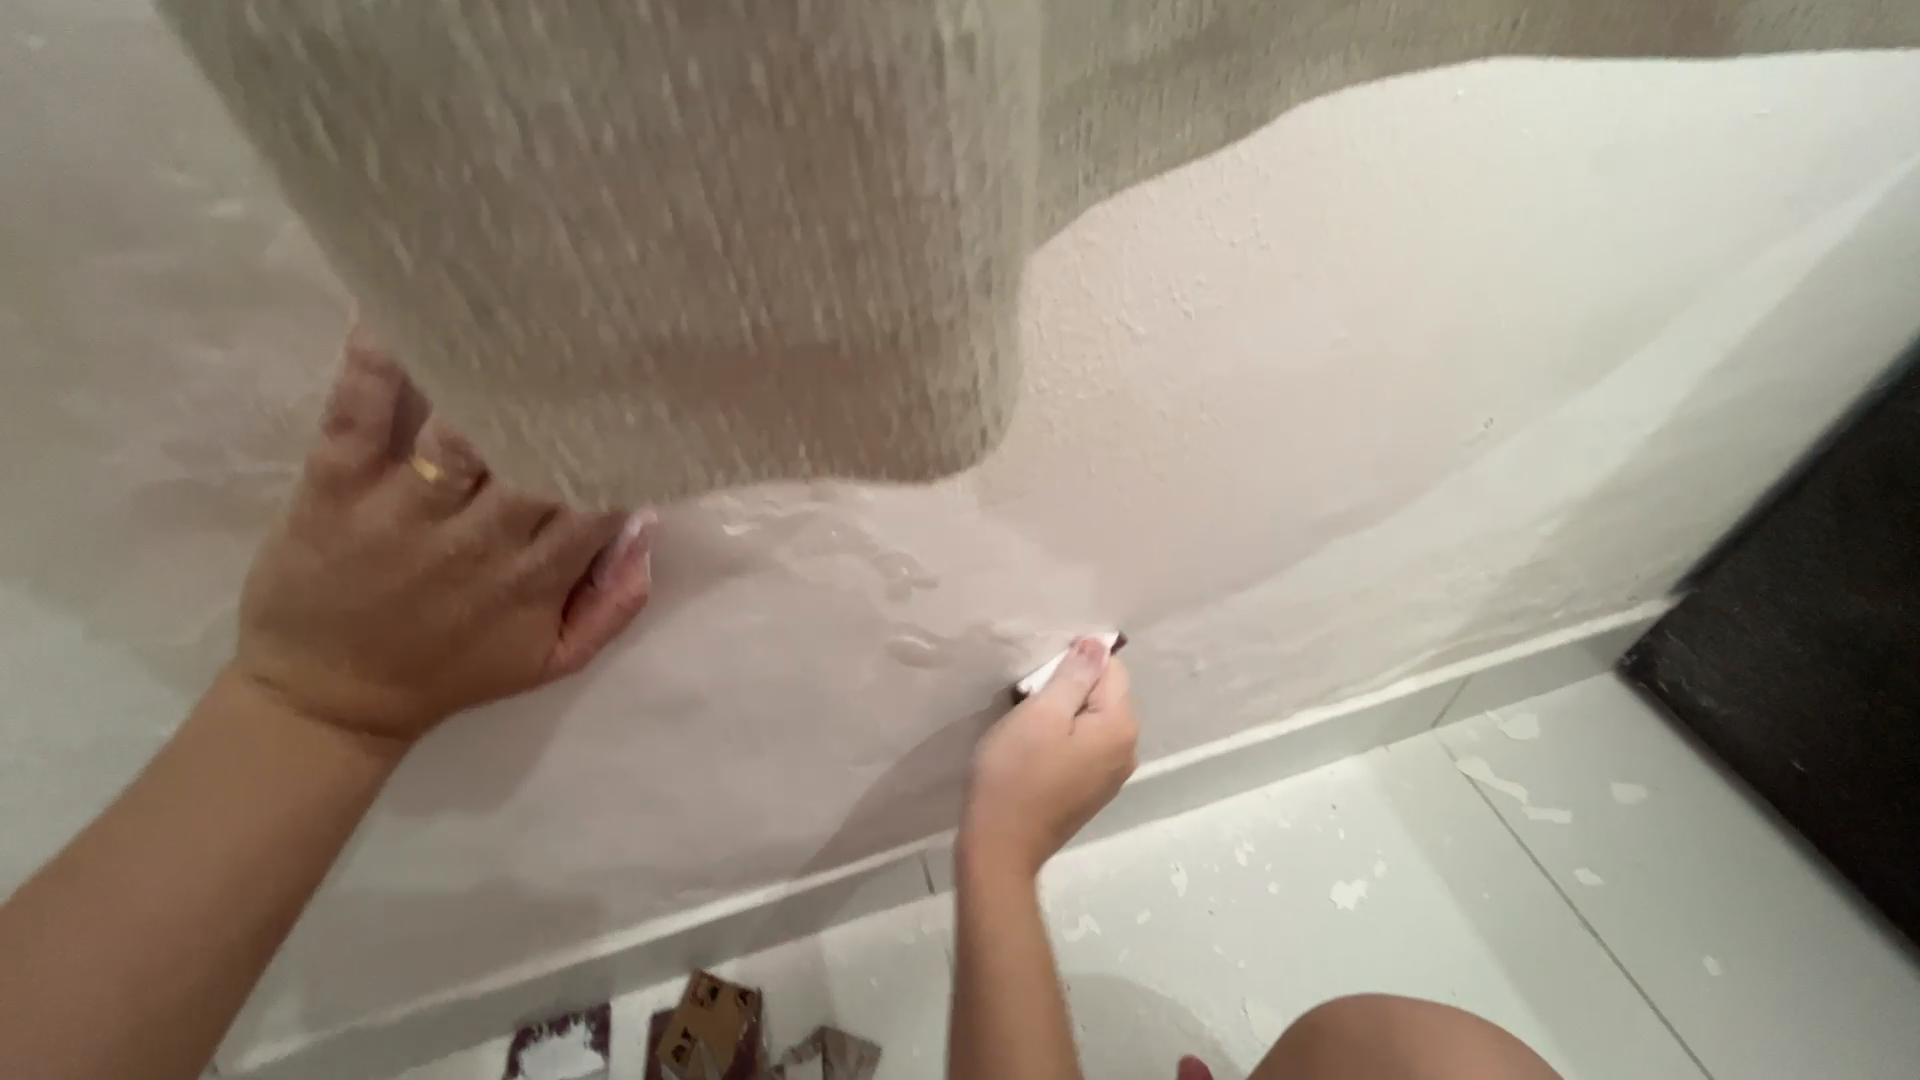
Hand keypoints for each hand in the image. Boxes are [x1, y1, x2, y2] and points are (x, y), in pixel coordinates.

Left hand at [229, 325, 655, 746]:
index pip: (595, 501)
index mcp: (534, 576)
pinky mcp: (334, 489)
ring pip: (461, 431)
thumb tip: (646, 527)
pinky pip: (355, 416)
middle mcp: (478, 538)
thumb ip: (614, 605)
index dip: (622, 454)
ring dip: (490, 379)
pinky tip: (396, 315)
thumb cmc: (453, 671)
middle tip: (599, 348)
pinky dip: (373, 365)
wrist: (331, 696)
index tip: (644, 412)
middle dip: (570, 408)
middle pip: (538, 458)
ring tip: (519, 321)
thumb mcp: (555, 661)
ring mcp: (403, 510)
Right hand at [961, 638, 1138, 878]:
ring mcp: (1112, 774)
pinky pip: (1085, 745)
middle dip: (1068, 688)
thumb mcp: (1040, 713)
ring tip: (1028, 729)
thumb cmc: (1015, 774)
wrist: (1000, 846)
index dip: (1073, 663)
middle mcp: (1127, 749)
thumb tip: (1099, 644)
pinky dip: (1063, 738)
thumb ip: (1073, 675)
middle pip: (1104, 693)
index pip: (1110, 668)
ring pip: (1092, 719)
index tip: (1038, 681)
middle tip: (1029, 705)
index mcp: (1120, 727)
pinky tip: (1035, 752)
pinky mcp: (1093, 789)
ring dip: (1062, 713)